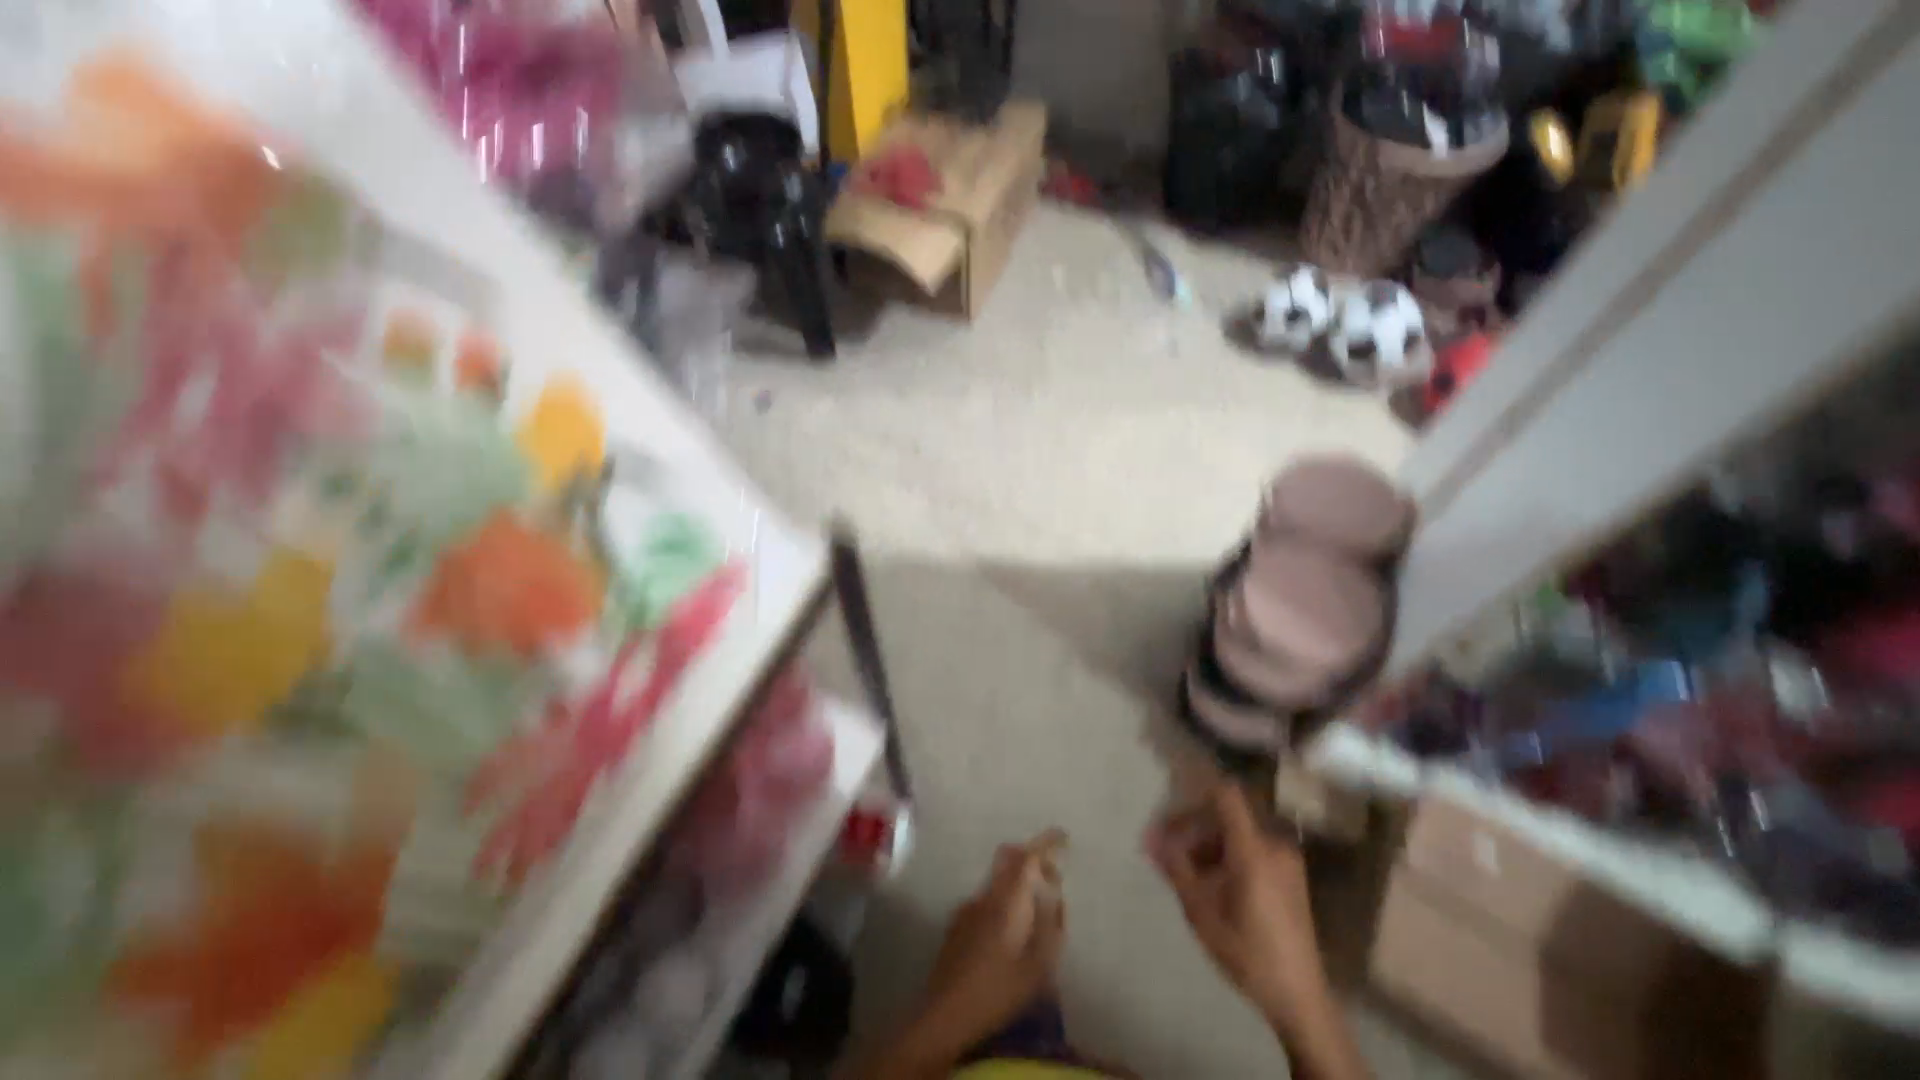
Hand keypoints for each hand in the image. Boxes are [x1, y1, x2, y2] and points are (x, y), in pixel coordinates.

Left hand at [913, 830, 1067, 1056]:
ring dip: (1018, 881)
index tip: (1063, 837)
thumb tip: (1056, 898)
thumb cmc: (997, 992)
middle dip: (1033, 858)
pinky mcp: (957, 924)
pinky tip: (1012, 929)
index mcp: (1007, 902)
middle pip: (1008, 860)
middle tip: (1054, 876)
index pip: (1027, 858)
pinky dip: (1004, 898)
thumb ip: (1051, 928)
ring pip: (997, 879)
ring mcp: (966, 909)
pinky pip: (986, 897)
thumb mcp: (1038, 968)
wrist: (944, 1015)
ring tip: (1038, 906)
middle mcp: (984, 896)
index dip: (1045, 843)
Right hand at [1146, 782, 1328, 1035]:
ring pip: (1238, 834)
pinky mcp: (1291, 876)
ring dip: (1208, 844)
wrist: (1298, 994)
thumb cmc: (1245, 952)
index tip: (1169, 797)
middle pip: (1226, 816)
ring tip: (1183, 872)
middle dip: (1192, 827)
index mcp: (1253, 850)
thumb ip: (1176, 868)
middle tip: (1162, 849)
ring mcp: (1286, 861)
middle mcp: (1274, 845)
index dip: (1197, 787)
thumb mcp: (1201, 912)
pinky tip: (1211, 884)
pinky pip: (1253, 850)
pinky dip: (1227, 856)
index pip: (1226, 794)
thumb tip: (1151, 838)